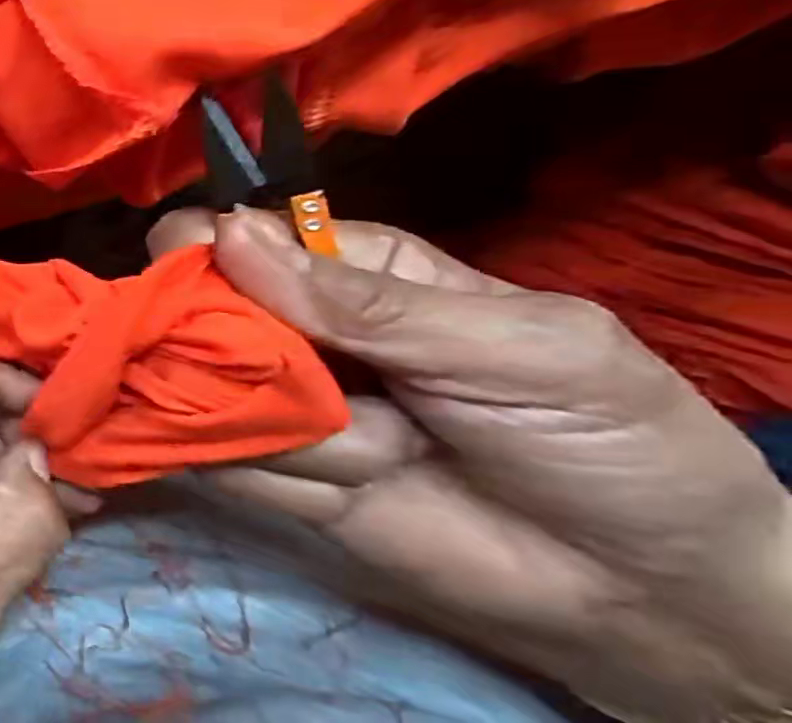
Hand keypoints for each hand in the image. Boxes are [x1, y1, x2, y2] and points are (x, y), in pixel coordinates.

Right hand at [149, 208, 791, 721]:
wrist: (644, 600)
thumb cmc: (599, 437)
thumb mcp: (511, 348)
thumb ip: (365, 300)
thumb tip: (227, 234)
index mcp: (337, 269)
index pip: (226, 235)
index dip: (197, 250)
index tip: (194, 280)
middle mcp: (282, 328)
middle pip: (188, 312)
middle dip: (231, 352)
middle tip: (315, 391)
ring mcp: (266, 401)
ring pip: (199, 390)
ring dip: (288, 432)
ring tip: (391, 456)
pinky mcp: (259, 471)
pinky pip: (214, 458)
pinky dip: (275, 477)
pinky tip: (354, 490)